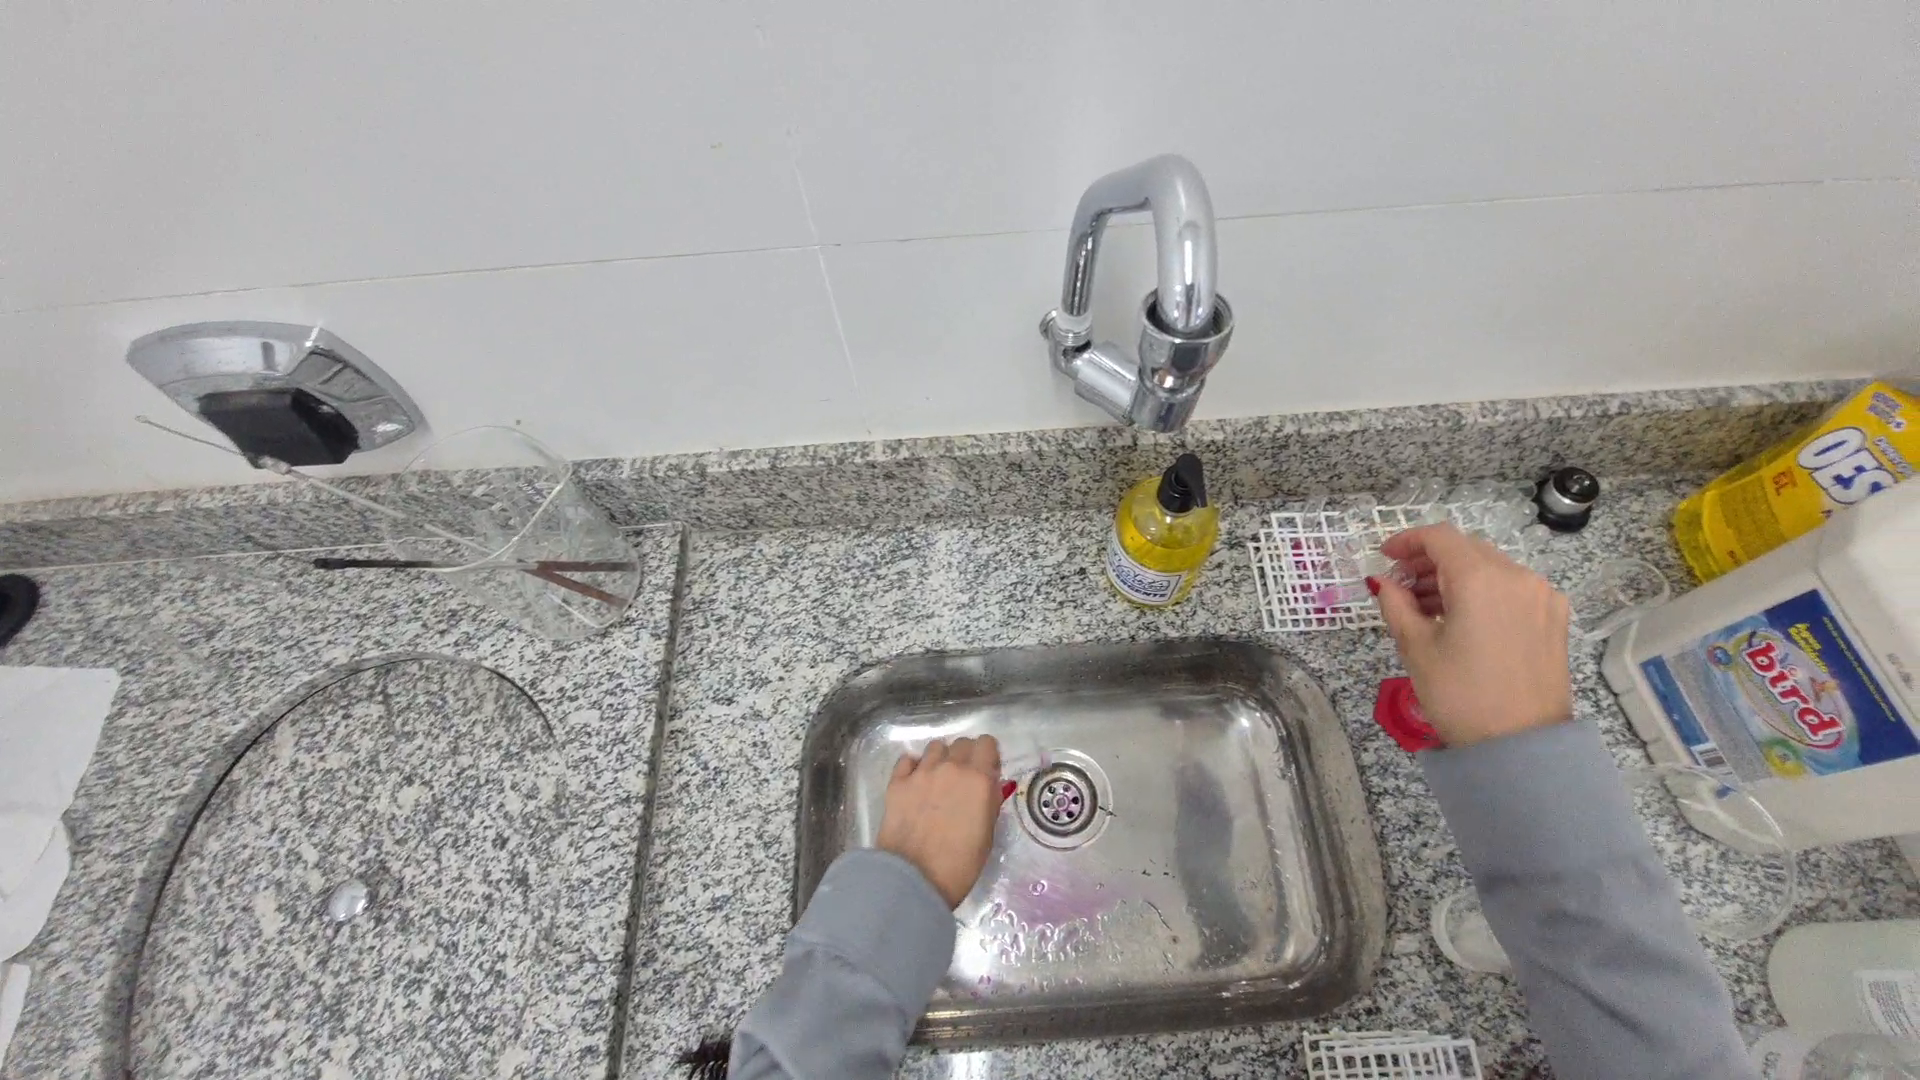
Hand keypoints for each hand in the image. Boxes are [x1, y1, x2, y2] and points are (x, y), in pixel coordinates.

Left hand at [875, 736, 1002, 908]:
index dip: (988, 756)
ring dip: (940, 760)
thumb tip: (988, 785)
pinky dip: (913, 767)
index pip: (987, 744)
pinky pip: (907, 759)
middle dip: (966, 756)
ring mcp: (921, 772)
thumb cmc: (960, 865)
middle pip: (962, 743)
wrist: (914, 880)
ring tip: (937, 782)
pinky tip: (914, 784)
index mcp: (979, 779)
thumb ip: (989, 801)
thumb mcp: (987, 834)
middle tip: (962, 781)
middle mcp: (951, 768)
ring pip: (935, 747)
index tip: (986, 772)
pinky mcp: (897, 782)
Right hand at [1374, 524, 1572, 747]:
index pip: (1440, 537)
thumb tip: (1385, 583)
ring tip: (1425, 604)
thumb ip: (1396, 603)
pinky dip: (1481, 590)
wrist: (1521, 744)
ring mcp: (1541, 596)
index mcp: (1480, 579)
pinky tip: (1461, 618)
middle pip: (1466, 549)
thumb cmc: (1459, 693)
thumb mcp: (1415, 646)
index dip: (1407, 540)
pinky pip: (1510, 587)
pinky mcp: (1553, 617)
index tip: (1384, 556)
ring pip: (1490, 567)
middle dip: (1429, 560)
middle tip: (1400, 583)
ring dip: (1454, 576)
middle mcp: (1517, 577)